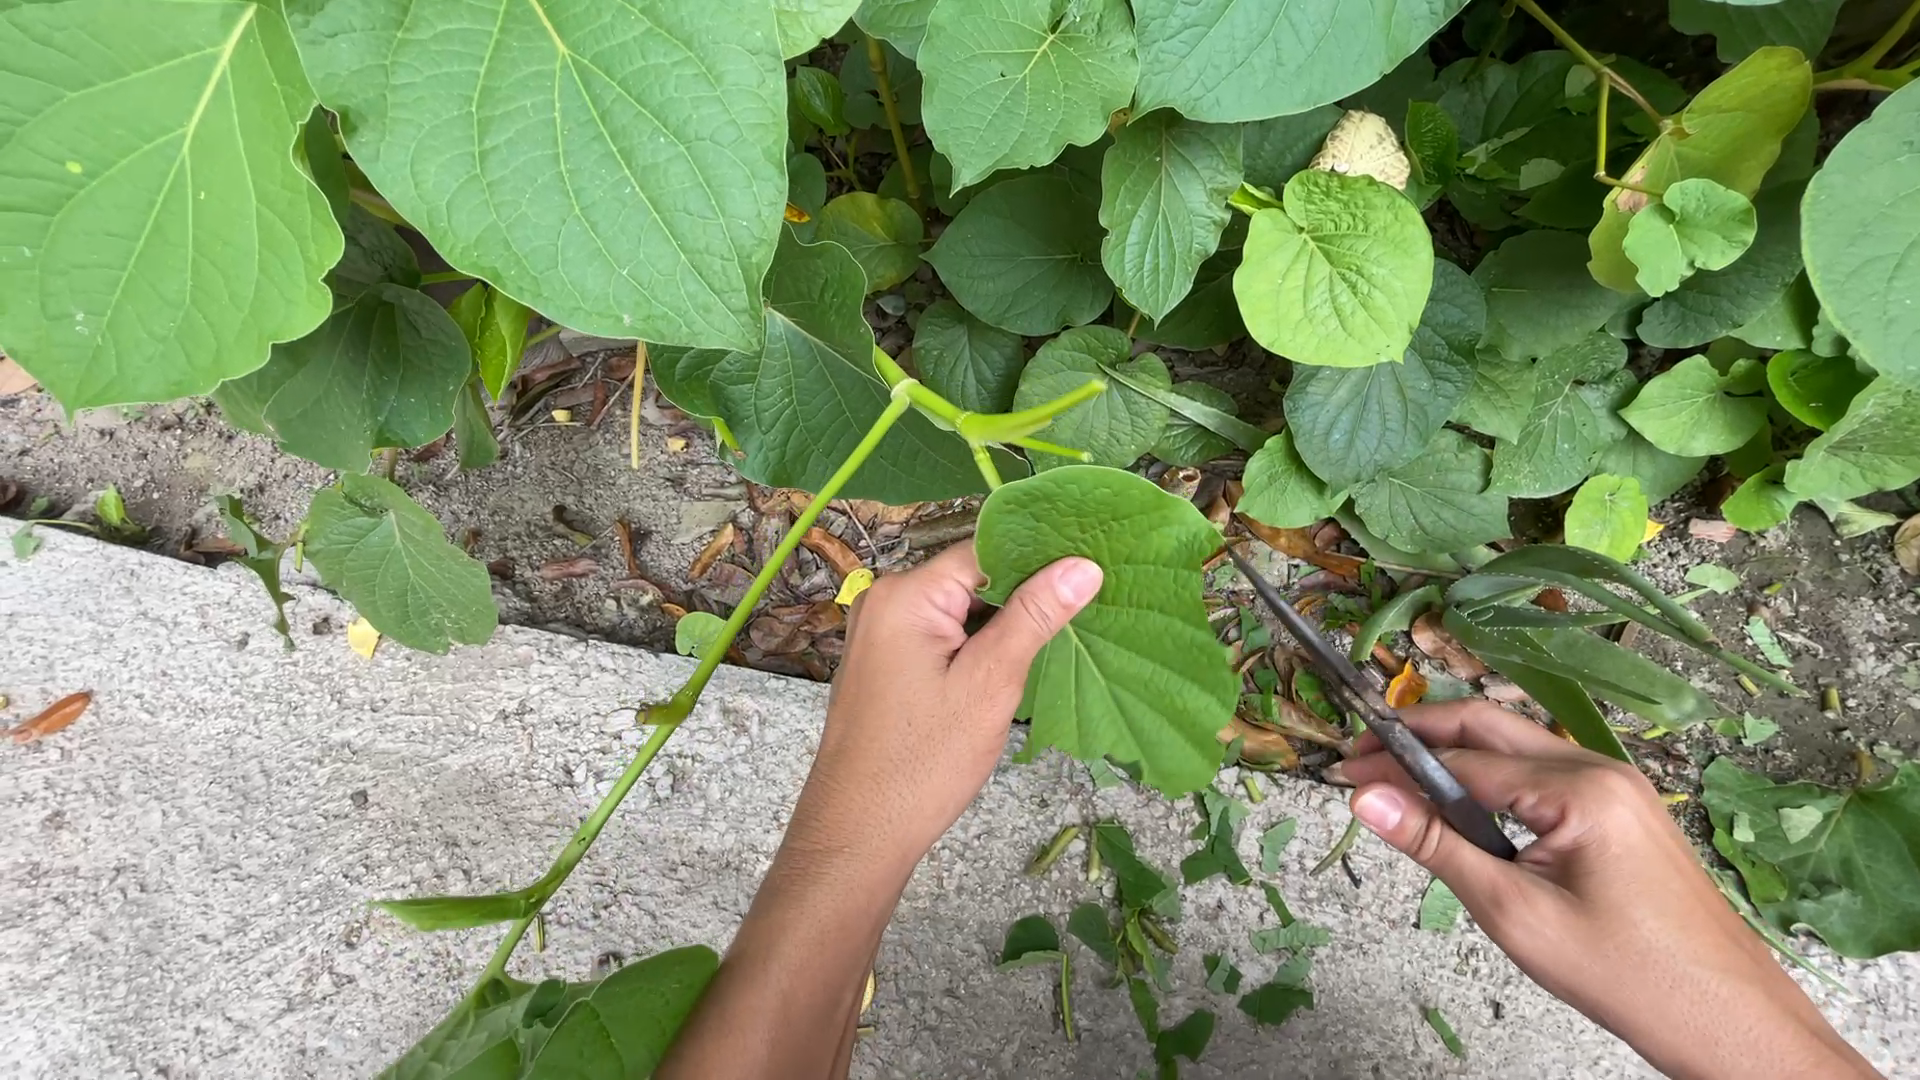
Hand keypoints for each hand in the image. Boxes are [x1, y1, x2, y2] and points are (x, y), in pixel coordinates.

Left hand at [658, 543, 1099, 1079]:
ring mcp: (878, 630)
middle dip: (1020, 597)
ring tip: (1054, 639)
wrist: (856, 833)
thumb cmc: (925, 760)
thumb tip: (1084, 564)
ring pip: (956, 608)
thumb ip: (1034, 616)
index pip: (985, 551)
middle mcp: (884, 598)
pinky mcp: (882, 659)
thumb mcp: (990, 683)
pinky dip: (972, 645)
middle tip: (1082, 613)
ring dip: (998, 625)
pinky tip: (1006, 666)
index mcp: (905, 593)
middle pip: (969, 578)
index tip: (1090, 568)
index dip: (1039, 558)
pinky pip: (938, 634)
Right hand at [1331, 701, 1878, 1079]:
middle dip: (1416, 733)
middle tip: (1362, 757)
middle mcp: (1598, 767)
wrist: (1740, 1034)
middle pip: (1484, 725)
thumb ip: (1433, 844)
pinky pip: (1534, 771)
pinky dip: (1483, 775)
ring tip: (1397, 778)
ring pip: (1508, 743)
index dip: (1394, 765)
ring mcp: (1614, 785)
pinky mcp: (1618, 807)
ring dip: (1448, 751)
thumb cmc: (1626, 976)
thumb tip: (1361, 797)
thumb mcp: (1514, 912)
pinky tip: (1457, 803)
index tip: (1344, 774)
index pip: (1459, 761)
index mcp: (1579, 788)